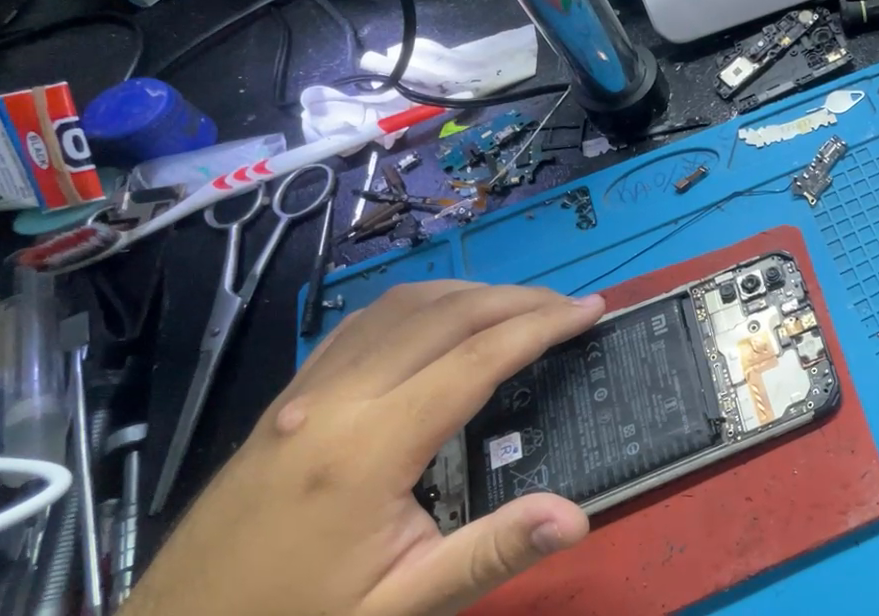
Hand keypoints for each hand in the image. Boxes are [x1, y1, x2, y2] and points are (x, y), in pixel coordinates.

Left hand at [123, 282, 607, 615]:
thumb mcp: (399, 609)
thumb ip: (489, 555)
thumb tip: (577, 516)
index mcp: (368, 449)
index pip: (478, 359)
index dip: (543, 326)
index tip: (593, 309)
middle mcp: (335, 400)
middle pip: (445, 315)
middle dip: (519, 299)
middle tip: (571, 305)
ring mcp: (303, 391)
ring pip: (402, 306)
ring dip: (472, 293)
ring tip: (521, 306)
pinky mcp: (285, 396)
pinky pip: (362, 322)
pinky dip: (419, 303)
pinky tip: (441, 316)